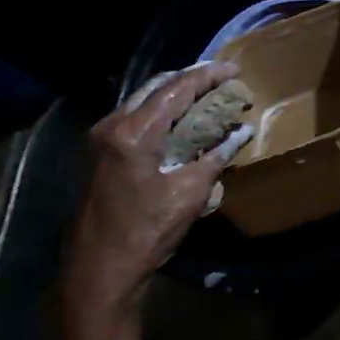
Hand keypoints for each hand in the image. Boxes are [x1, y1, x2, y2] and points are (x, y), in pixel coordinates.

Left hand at [61, 63, 250, 339]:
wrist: (97, 271)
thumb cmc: (144, 234)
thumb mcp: (188, 196)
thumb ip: (215, 158)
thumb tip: (241, 133)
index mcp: (133, 133)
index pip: (176, 89)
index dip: (208, 76)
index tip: (234, 69)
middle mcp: (111, 124)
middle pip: (157, 86)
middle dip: (191, 79)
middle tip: (222, 79)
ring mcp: (100, 136)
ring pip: (143, 98)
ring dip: (174, 93)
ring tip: (205, 94)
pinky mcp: (99, 151)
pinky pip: (133, 115)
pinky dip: (159, 110)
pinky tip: (179, 118)